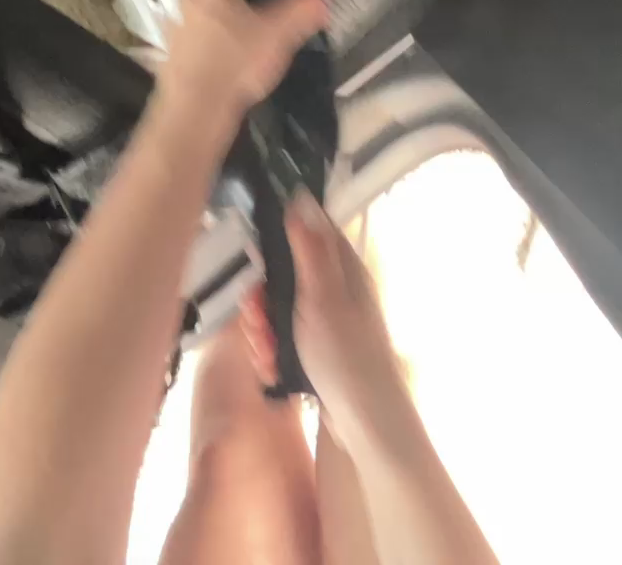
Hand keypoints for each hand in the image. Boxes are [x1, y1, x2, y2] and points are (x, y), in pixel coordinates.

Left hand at [155, 0, 329, 118]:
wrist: (194, 112)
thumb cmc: (232, 62)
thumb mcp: (276, 35)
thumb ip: (301, 12)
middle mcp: (186, 4)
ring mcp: (176, 32)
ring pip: (198, 14)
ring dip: (213, 16)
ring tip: (237, 26)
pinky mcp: (174, 60)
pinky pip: (196, 42)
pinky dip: (210, 44)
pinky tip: (227, 59)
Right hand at [241, 193, 411, 445]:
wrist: (365, 423)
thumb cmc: (347, 357)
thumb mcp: (322, 297)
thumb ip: (309, 249)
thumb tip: (300, 198)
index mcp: (341, 267)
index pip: (306, 230)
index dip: (277, 238)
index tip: (256, 258)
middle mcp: (333, 287)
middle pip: (283, 272)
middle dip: (261, 296)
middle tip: (257, 317)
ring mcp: (324, 318)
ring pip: (277, 306)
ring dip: (262, 328)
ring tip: (266, 350)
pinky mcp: (315, 345)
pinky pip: (282, 334)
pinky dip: (271, 348)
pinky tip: (271, 366)